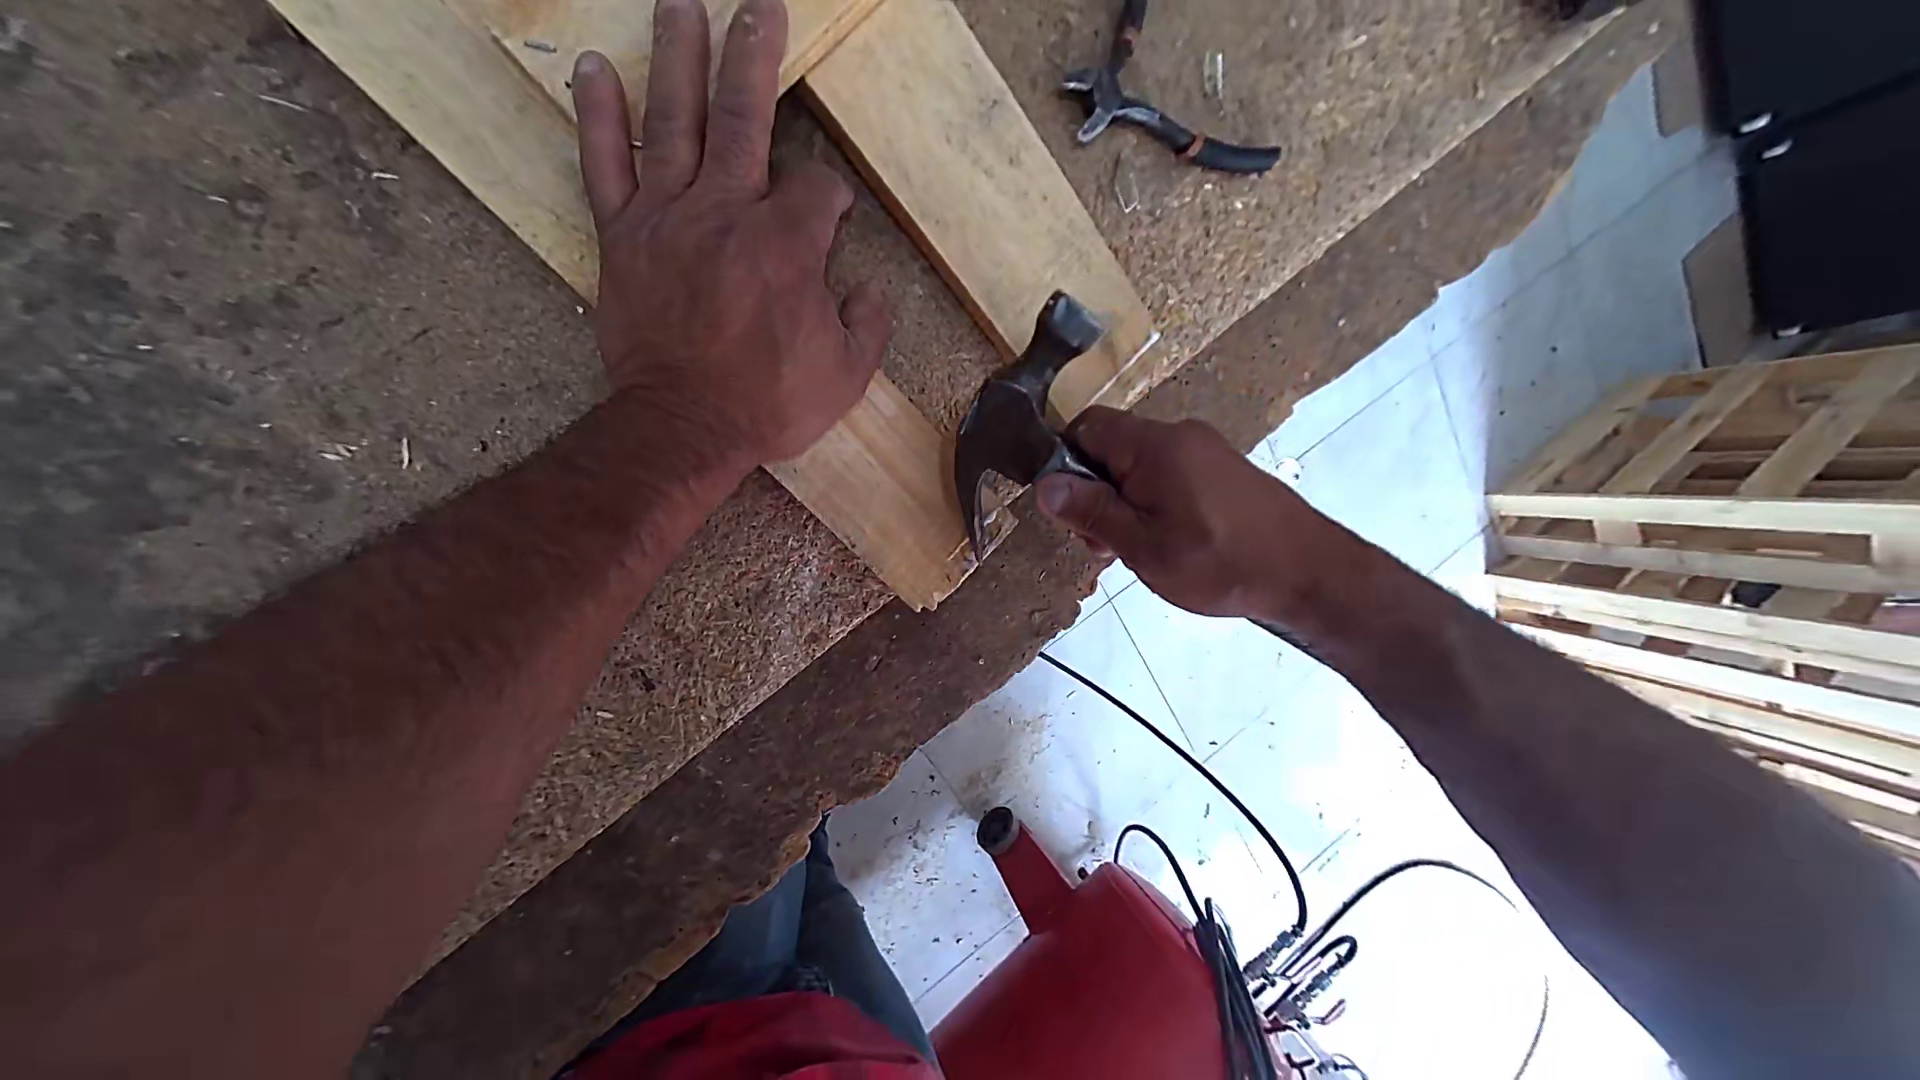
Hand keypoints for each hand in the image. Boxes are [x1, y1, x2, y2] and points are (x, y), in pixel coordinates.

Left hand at [570, 0, 891, 471]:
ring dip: (679, 55)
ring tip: (682, 3)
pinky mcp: (624, 239)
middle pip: (745, 115)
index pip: (818, 189)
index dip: (831, 198)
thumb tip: (865, 289)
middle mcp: (728, 212)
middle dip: (758, 56)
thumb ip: (867, 323)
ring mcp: (669, 219)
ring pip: (674, 120)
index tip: (831, 221)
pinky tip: (597, 69)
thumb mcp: (847, 375)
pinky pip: (606, 165)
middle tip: (763, 7)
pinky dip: (601, 116)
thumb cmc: (770, 403)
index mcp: (789, 245)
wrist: (686, 427)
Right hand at [1034, 407, 1353, 622]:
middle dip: (1094, 493)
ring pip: (1137, 467)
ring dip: (1122, 504)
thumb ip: (1091, 511)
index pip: (1086, 427)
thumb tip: (1044, 485)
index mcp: (1155, 445)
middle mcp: (1179, 436)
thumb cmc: (1220, 562)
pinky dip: (1151, 504)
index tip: (1070, 510)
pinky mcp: (1220, 471)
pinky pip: (1167, 476)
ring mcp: (1204, 451)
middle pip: (1111, 448)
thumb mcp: (1142, 544)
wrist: (1311, 574)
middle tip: (1102, 545)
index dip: (1064, 463)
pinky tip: (1164, 543)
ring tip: (1135, 551)